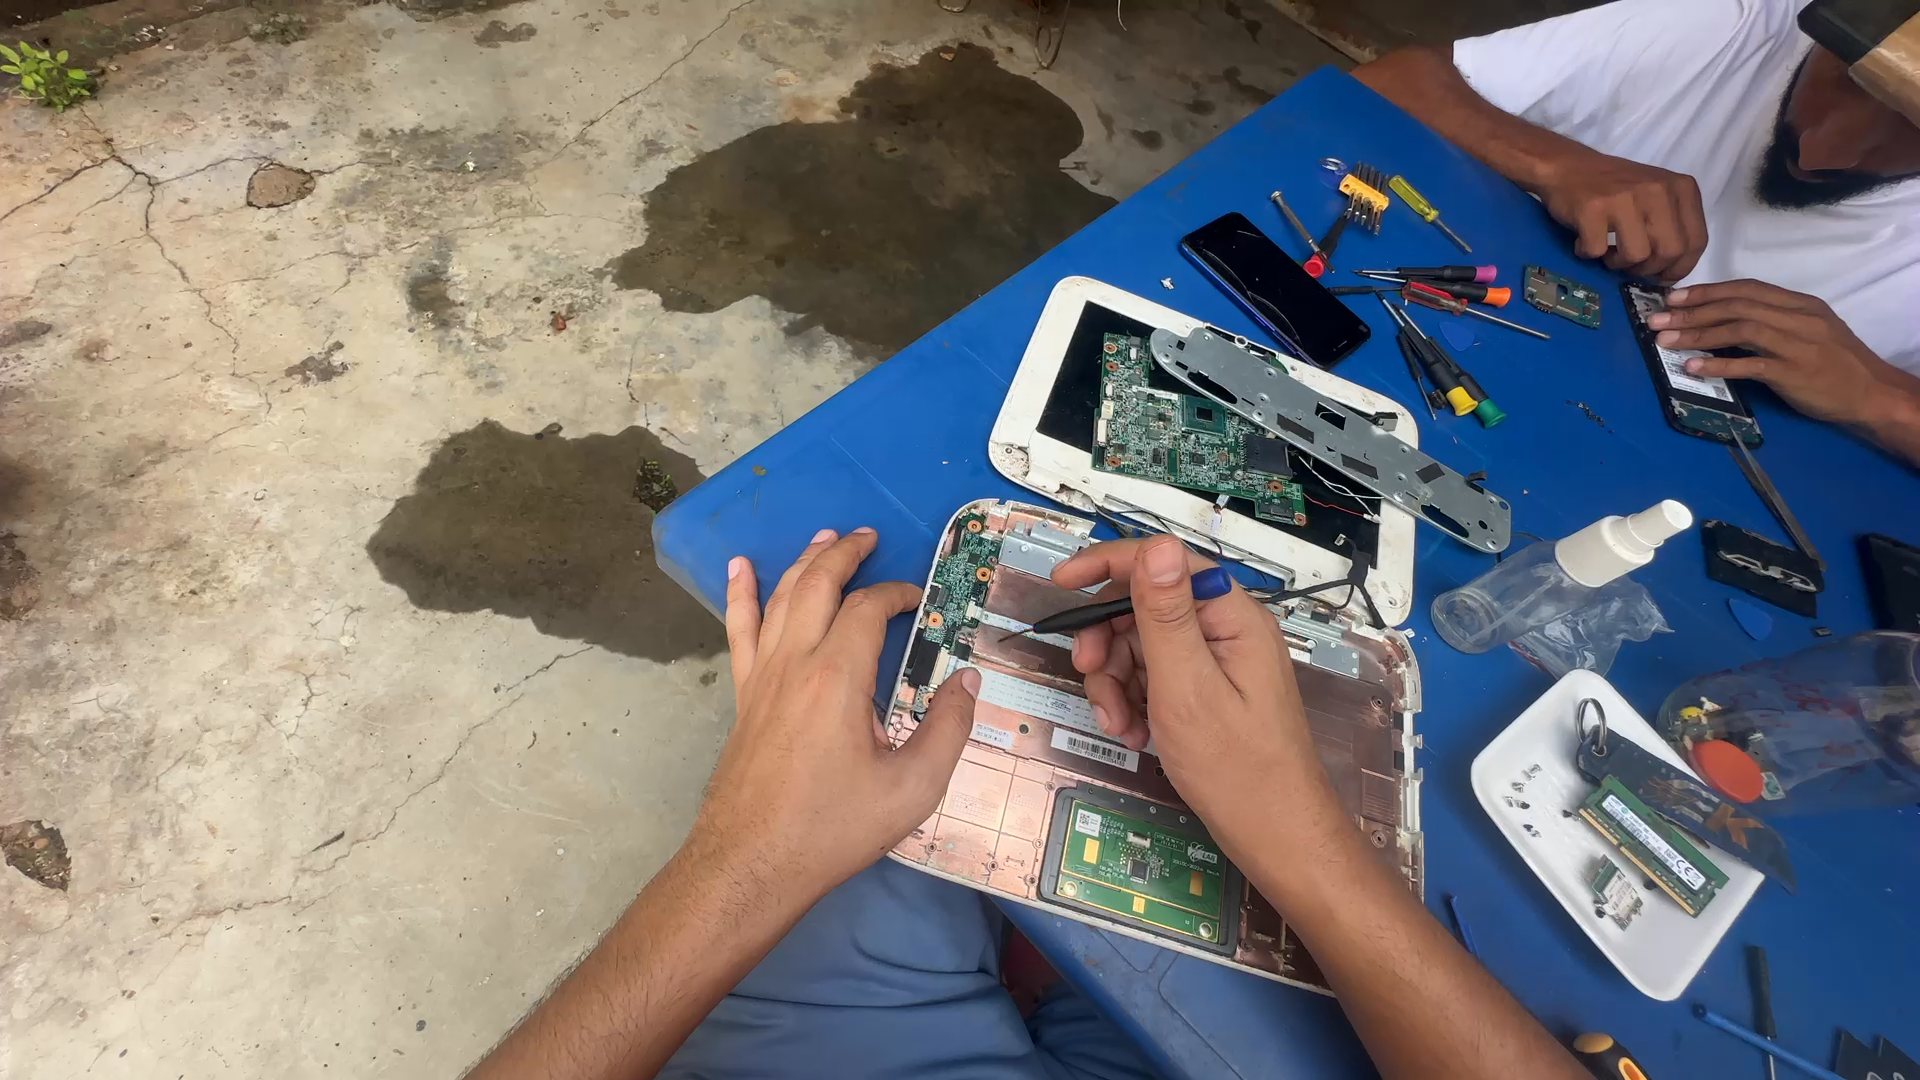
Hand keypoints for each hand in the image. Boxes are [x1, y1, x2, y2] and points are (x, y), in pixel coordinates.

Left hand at [701, 527, 979, 899]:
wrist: (750, 866)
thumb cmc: (832, 827)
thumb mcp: (912, 789)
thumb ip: (948, 729)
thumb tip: (967, 680)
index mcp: (838, 677)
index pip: (869, 609)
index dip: (897, 594)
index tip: (918, 599)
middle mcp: (796, 661)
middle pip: (818, 584)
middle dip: (846, 553)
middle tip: (869, 536)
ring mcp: (762, 674)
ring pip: (780, 597)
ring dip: (805, 561)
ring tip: (825, 536)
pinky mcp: (744, 693)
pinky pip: (738, 629)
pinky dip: (740, 593)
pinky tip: (739, 567)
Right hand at [1051, 535, 1335, 857]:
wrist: (1274, 838)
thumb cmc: (1236, 768)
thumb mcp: (1187, 688)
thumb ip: (1166, 616)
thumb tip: (1156, 546)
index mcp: (1230, 616)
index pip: (1163, 562)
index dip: (1107, 564)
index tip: (1060, 582)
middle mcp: (1222, 628)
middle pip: (1141, 606)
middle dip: (1107, 641)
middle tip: (1089, 674)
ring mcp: (1211, 659)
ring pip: (1137, 644)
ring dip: (1115, 681)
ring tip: (1119, 725)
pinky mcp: (1201, 687)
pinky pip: (1148, 675)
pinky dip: (1130, 700)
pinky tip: (1133, 733)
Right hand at [1534, 149, 1706, 281]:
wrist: (1570, 168)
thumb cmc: (1612, 187)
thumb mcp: (1654, 197)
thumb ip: (1668, 223)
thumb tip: (1668, 266)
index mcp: (1682, 190)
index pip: (1696, 240)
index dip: (1679, 267)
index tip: (1660, 278)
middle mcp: (1659, 192)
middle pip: (1669, 251)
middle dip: (1647, 269)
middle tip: (1629, 267)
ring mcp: (1626, 201)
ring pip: (1636, 255)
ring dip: (1616, 263)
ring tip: (1605, 253)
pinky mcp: (1593, 211)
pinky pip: (1596, 250)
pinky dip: (1587, 253)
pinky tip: (1583, 241)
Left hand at [1650, 279, 1897, 424]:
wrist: (1870, 392)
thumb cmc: (1828, 361)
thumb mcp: (1801, 330)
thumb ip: (1764, 320)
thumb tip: (1710, 319)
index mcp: (1801, 305)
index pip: (1749, 289)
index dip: (1707, 292)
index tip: (1671, 298)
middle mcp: (1801, 319)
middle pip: (1739, 308)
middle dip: (1692, 313)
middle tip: (1655, 321)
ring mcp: (1799, 345)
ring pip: (1743, 331)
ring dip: (1698, 335)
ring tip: (1663, 341)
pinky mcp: (1795, 372)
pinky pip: (1751, 365)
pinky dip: (1718, 365)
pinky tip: (1690, 367)